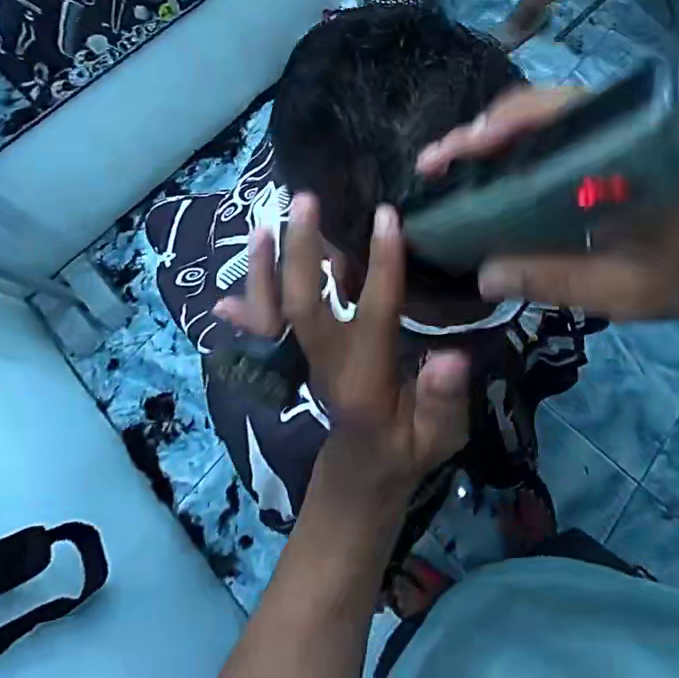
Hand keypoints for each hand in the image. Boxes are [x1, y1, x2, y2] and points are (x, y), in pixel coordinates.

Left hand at [217, 194, 470, 502]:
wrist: (359, 478)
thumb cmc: (404, 452)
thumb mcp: (439, 436)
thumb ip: (443, 400)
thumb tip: (451, 357)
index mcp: (364, 378)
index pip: (373, 312)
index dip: (382, 263)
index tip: (388, 216)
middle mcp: (324, 365)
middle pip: (302, 305)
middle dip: (301, 250)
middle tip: (306, 201)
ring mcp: (301, 363)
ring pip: (272, 313)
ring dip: (264, 269)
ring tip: (262, 224)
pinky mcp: (292, 363)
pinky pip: (264, 333)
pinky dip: (247, 308)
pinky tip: (227, 294)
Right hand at [416, 87, 678, 322]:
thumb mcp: (622, 290)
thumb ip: (557, 280)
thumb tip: (483, 274)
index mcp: (635, 153)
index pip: (567, 115)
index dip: (511, 122)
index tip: (464, 146)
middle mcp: (620, 130)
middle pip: (544, 106)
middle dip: (485, 128)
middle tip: (436, 161)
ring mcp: (607, 136)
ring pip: (540, 115)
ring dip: (491, 134)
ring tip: (448, 163)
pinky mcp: (597, 149)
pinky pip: (547, 134)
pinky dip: (508, 145)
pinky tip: (480, 169)